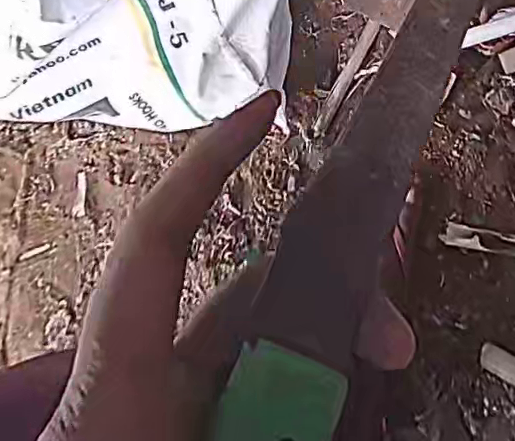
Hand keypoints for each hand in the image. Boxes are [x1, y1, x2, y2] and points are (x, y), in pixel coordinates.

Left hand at [40, 91, 414, 440]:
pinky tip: (354, 396)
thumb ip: (261, 410)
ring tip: (384, 359)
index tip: (266, 107)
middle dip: (334, 294)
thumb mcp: (151, 431)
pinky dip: (320, 392)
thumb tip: (339, 362)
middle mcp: (158, 375)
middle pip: (260, 300)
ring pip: (284, 353)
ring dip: (337, 355)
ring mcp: (187, 400)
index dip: (211, 161)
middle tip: (393, 331)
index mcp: (122, 376)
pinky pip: (283, 394)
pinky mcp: (213, 413)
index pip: (163, 236)